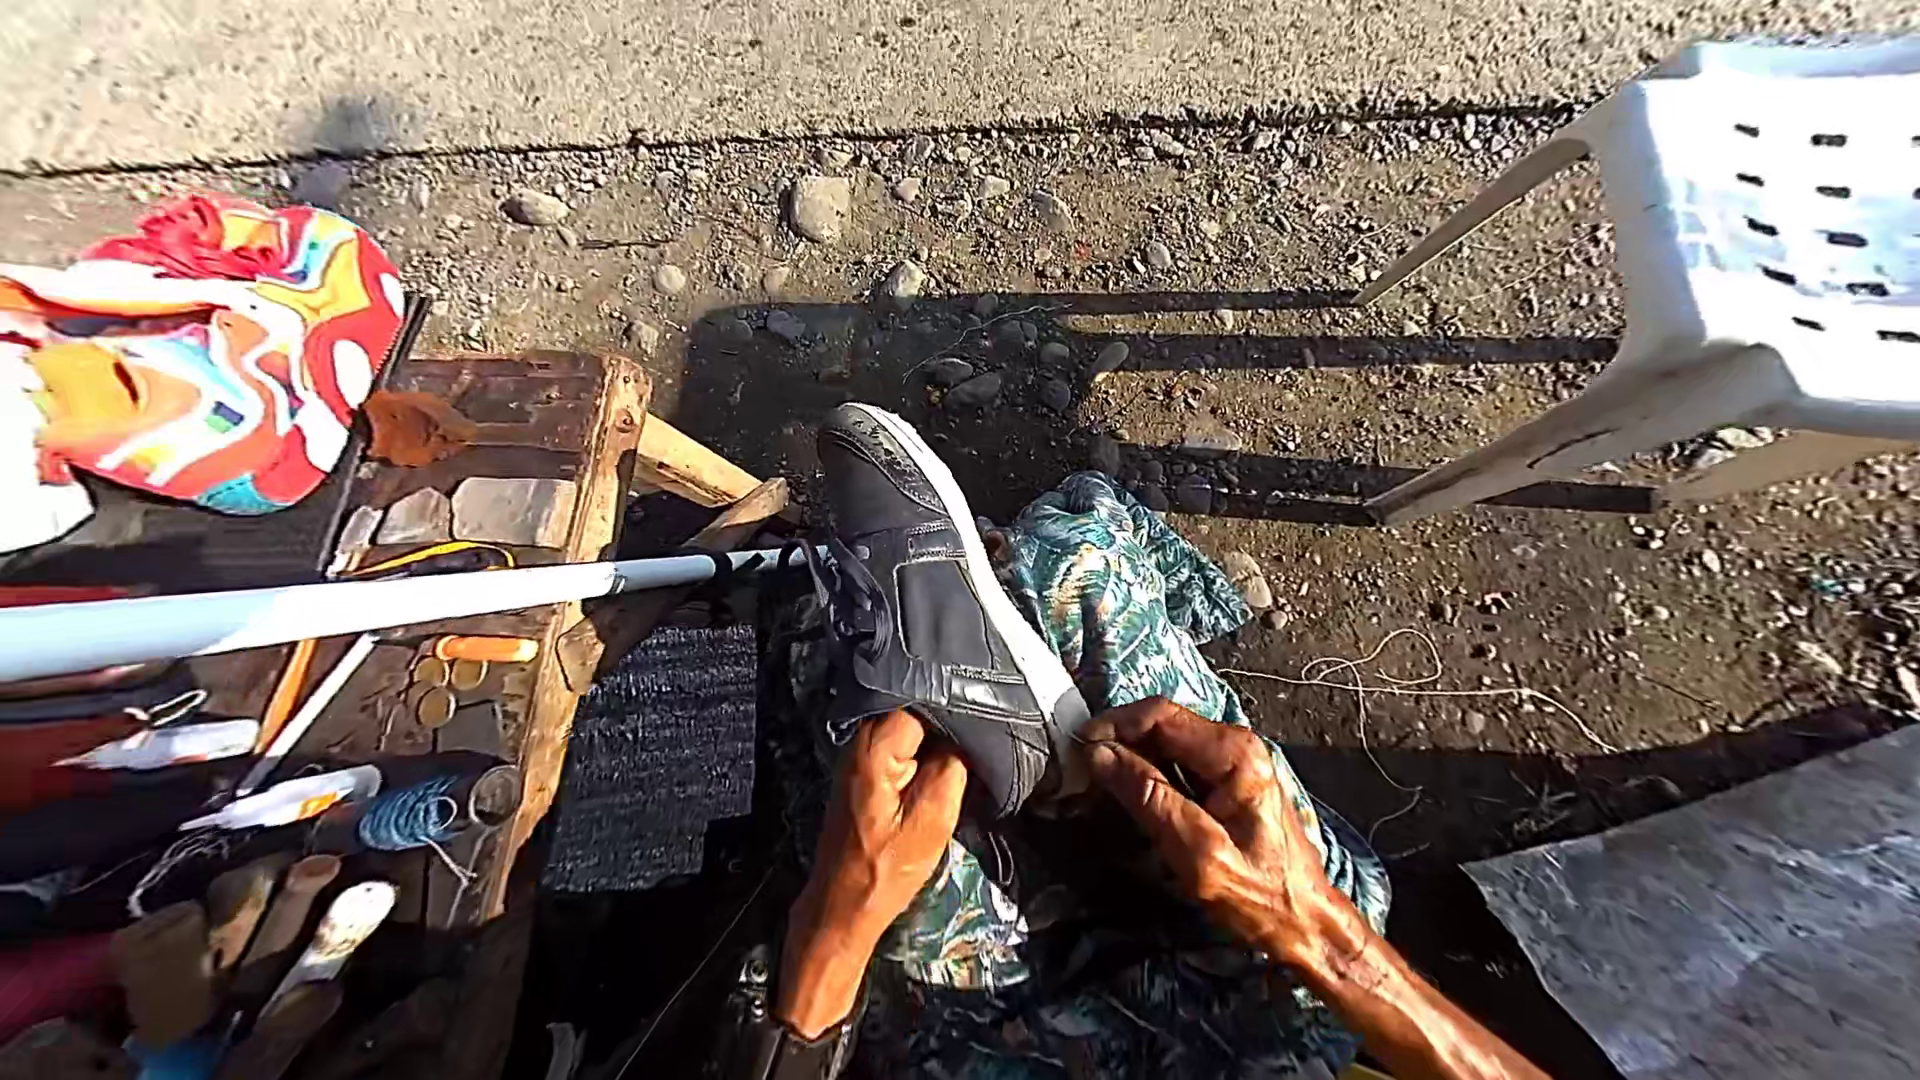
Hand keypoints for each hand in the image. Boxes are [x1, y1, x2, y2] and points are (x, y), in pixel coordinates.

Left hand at [776, 709, 966, 1037]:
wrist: (842, 907)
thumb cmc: (884, 871)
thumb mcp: (932, 823)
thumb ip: (951, 770)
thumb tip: (963, 738)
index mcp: (874, 748)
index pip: (921, 701)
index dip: (951, 712)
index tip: (976, 726)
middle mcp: (860, 740)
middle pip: (913, 710)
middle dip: (943, 726)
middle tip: (969, 748)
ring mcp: (858, 753)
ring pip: (908, 728)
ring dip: (933, 743)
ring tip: (957, 760)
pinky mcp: (863, 768)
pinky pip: (899, 746)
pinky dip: (919, 755)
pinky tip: (935, 774)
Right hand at [1088, 700, 1552, 1079]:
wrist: (1307, 924)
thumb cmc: (1258, 895)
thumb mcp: (1197, 851)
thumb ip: (1148, 797)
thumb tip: (1099, 755)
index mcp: (1234, 753)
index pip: (1159, 715)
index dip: (1114, 725)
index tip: (1082, 747)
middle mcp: (1234, 742)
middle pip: (1160, 721)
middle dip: (1119, 738)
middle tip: (1085, 766)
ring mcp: (1231, 756)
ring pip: (1164, 737)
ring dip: (1129, 752)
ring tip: (1100, 778)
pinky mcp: (1224, 773)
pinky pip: (1174, 756)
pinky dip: (1145, 766)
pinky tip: (1128, 787)